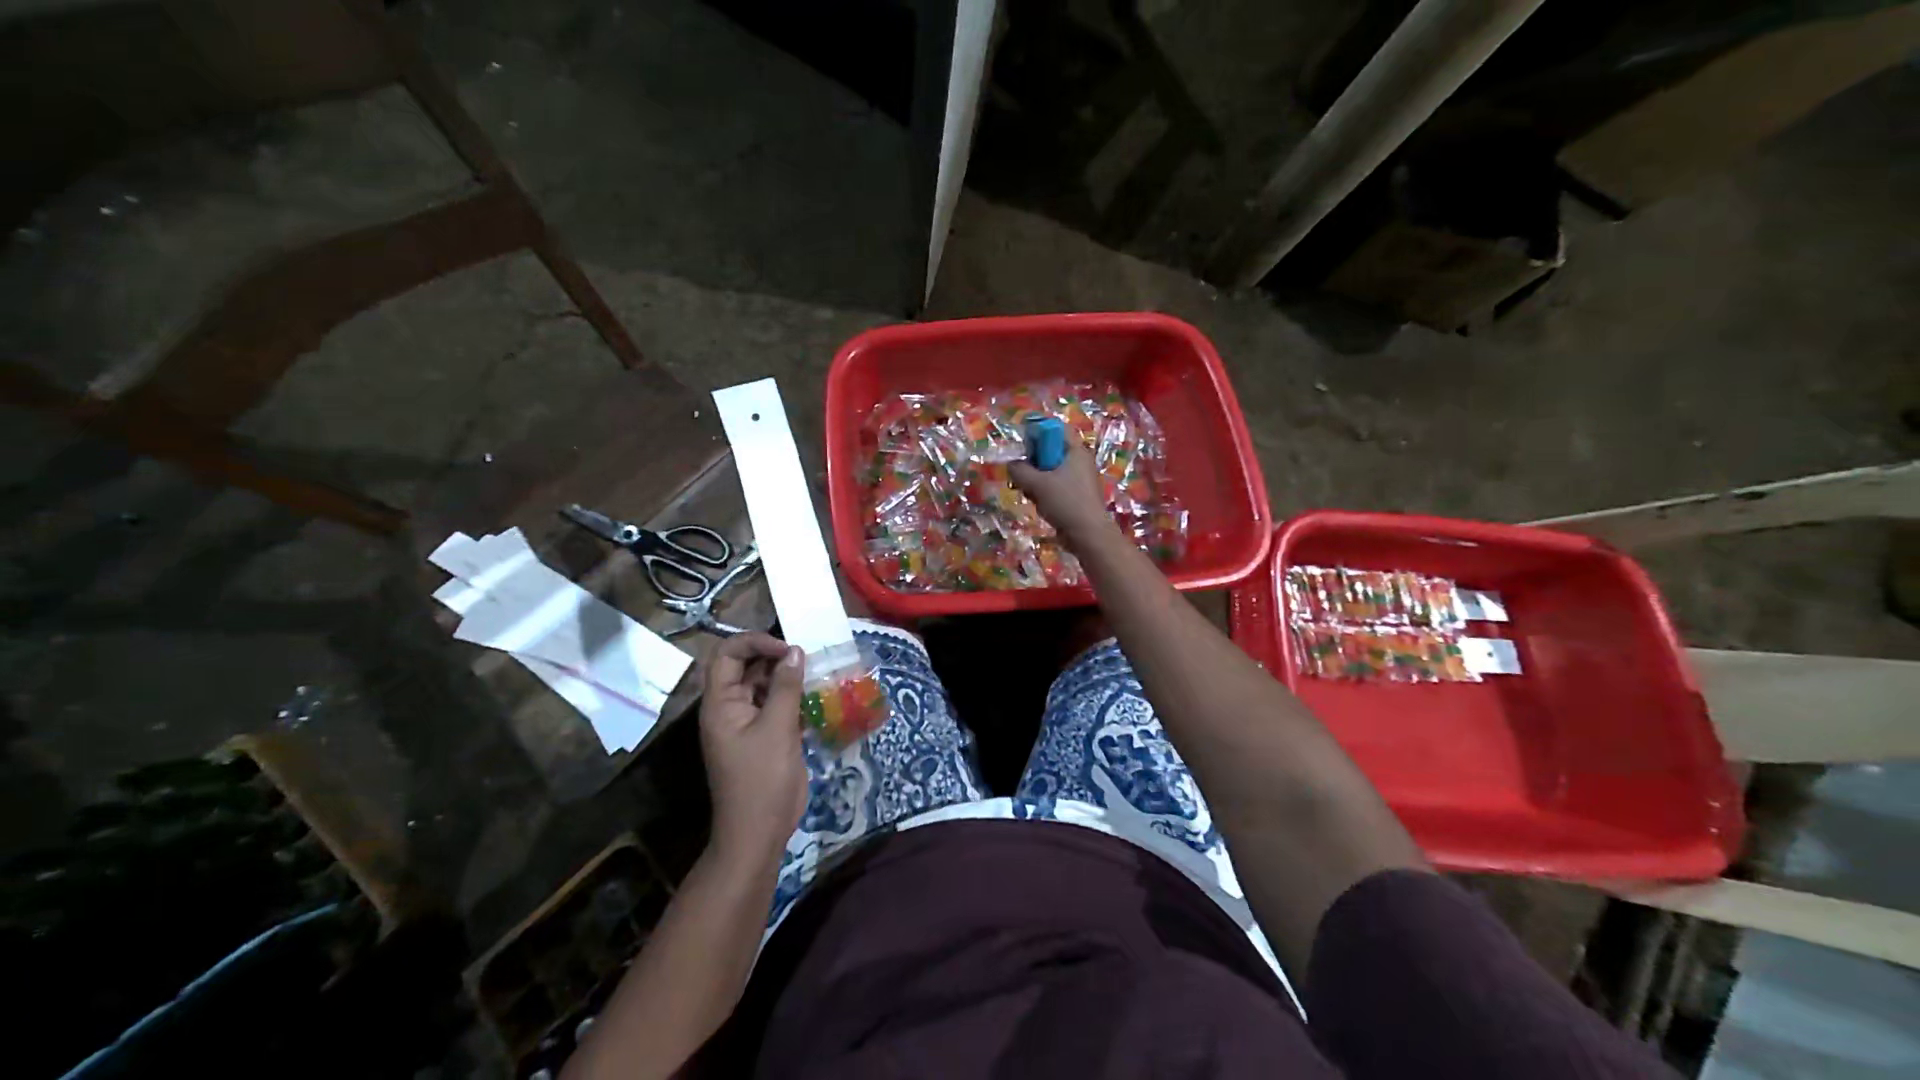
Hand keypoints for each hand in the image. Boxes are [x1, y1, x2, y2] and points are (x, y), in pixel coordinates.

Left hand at [698, 632, 807, 861]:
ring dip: (786, 675)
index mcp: (720, 703)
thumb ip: (786, 687)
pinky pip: (775, 704)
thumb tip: (795, 651)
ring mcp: (746, 722)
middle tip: (806, 657)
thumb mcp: (776, 728)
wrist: (758, 831)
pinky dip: (793, 696)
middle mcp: (729, 707)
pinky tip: (816, 695)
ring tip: (815, 671)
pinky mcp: (764, 735)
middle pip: (745, 666)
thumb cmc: (762, 778)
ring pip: (763, 684)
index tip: (787, 649)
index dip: (755, 642)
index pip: (727, 654)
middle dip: (774, 656)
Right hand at [1010, 440, 1111, 545]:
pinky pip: (1054, 486)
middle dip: (1032, 461)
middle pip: (1050, 450)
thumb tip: (1011, 464)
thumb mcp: (1037, 483)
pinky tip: (1037, 503)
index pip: (1055, 428)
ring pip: (1049, 470)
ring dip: (1035, 480)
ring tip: (1029, 492)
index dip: (1037, 432)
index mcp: (1075, 451)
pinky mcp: (1074, 495)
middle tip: (1021, 473)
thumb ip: (1020, 470)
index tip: (1022, 446)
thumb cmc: (1066, 502)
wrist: (1088, 535)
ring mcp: (1077, 479)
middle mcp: (1078, 461)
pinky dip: (1043, 492)